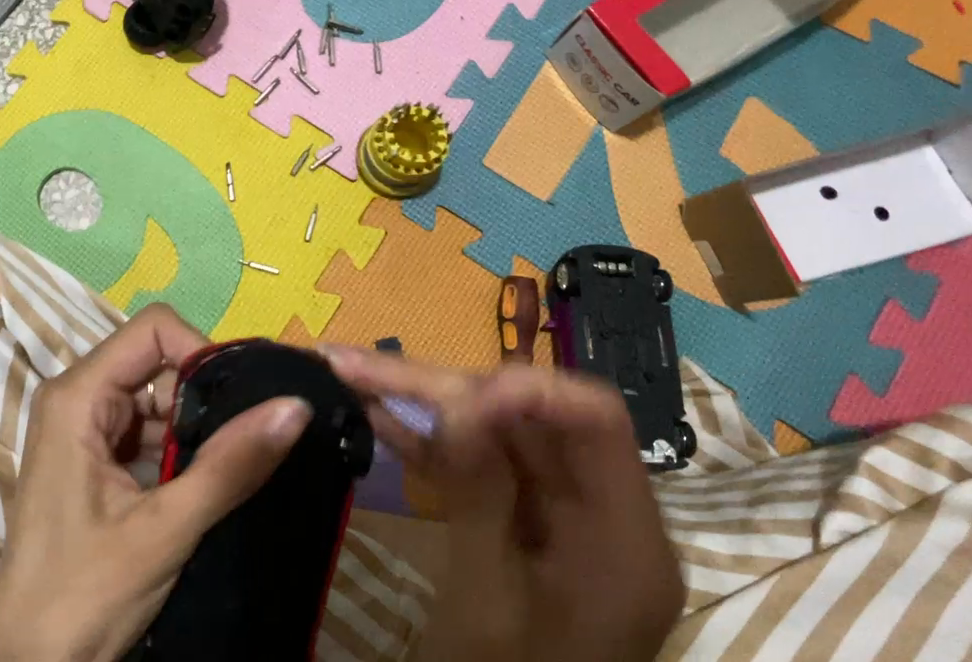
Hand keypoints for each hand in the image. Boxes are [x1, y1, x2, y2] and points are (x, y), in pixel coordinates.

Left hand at [0, 307, 310, 661]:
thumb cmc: (85, 591)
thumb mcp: (166, 528)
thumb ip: (229, 464)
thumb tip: (294, 405)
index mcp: (78, 395)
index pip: (153, 330)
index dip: (202, 353)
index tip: (240, 403)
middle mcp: (76, 397)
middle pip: (156, 362)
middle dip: (202, 399)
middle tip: (238, 450)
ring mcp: (82, 429)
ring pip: (155, 399)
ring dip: (192, 431)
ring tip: (224, 474)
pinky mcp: (91, 459)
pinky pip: (144, 431)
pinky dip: (177, 452)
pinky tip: (199, 488)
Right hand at [323, 348, 682, 661]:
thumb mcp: (490, 606)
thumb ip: (480, 497)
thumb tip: (459, 400)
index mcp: (623, 538)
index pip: (595, 421)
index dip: (525, 387)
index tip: (448, 391)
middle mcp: (598, 510)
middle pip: (528, 417)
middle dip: (441, 386)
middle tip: (355, 365)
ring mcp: (557, 515)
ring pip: (493, 430)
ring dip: (422, 403)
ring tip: (348, 373)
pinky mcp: (521, 522)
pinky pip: (477, 463)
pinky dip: (426, 439)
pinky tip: (374, 415)